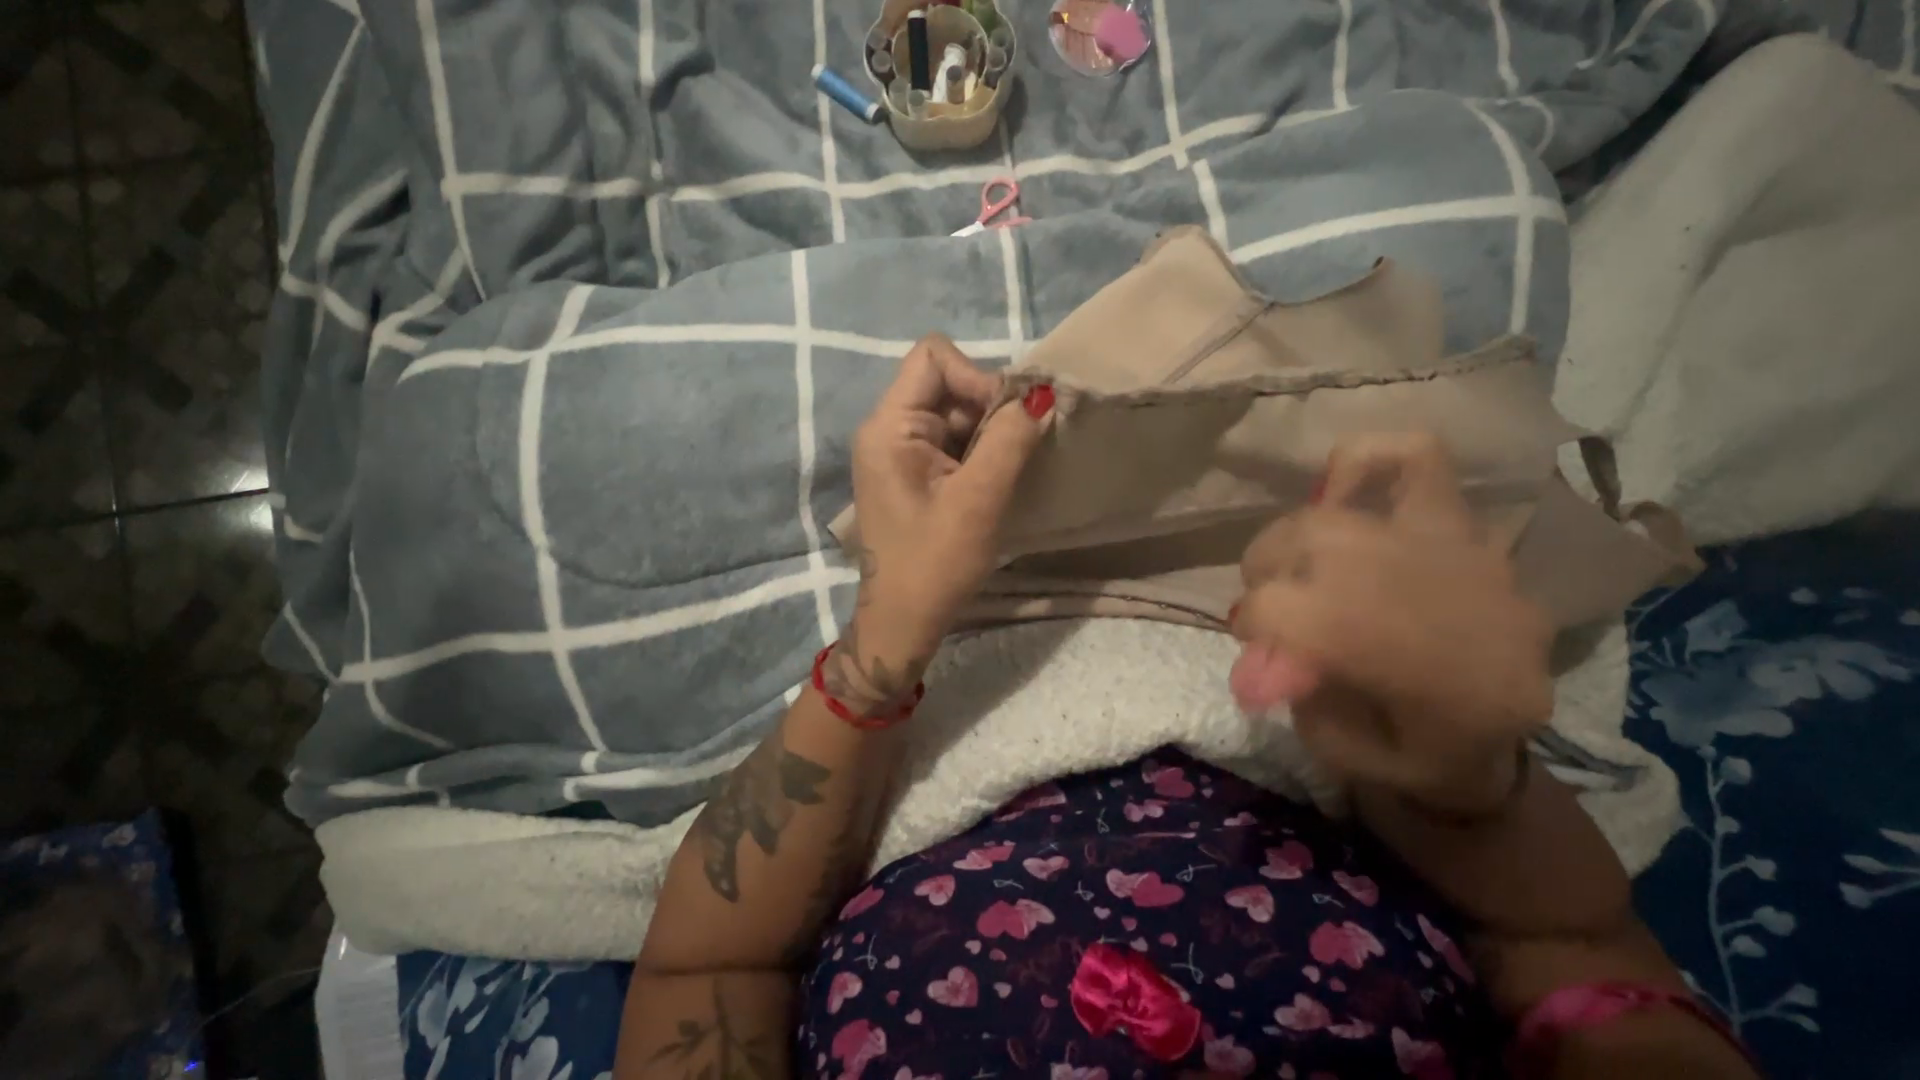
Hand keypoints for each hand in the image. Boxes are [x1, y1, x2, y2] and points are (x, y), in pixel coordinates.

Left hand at [825, 335, 1047, 713]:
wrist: (904, 622)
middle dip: (987, 408)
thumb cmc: (936, 563)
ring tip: (1004, 473)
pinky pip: (952, 440)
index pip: (933, 357)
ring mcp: (899, 451)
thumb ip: (1009, 439)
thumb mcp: (979, 500)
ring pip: (954, 412)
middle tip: (1012, 452)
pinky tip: (993, 482)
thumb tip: (1040, 394)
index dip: (976, 376)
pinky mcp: (913, 473)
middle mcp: (888, 429)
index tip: (1002, 422)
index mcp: (889, 426)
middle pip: (946, 382)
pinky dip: (979, 452)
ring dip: (987, 433)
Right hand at [1230, 433, 1554, 816]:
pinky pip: (1415, 462)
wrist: (1504, 741)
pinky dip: (1363, 465)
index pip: (1296, 614)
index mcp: (1427, 673)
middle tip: (1268, 610)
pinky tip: (1338, 496)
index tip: (1254, 659)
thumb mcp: (1350, 756)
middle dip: (1265, 574)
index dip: (1254, 630)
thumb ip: (1299, 696)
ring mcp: (1463, 553)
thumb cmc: (1421, 756)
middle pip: (1312, 545)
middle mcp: (1447, 595)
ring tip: (1292, 566)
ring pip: (1341, 513)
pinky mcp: (1466, 529)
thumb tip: (1255, 647)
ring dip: (1293, 538)